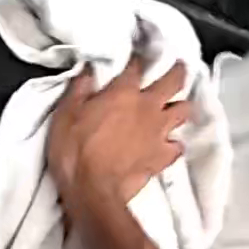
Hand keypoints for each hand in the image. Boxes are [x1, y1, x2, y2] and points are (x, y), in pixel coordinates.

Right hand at [48, 56, 191, 219]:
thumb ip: (79, 90)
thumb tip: (89, 71)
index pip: (136, 66)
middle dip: (177, 72)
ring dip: (179, 107)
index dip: (138, 59)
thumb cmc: (74, 152)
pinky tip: (165, 146)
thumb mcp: (64, 116)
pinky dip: (173, 144)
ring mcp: (159, 132)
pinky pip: (177, 146)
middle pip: (174, 80)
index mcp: (123, 92)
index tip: (137, 58)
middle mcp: (147, 107)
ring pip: (184, 110)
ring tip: (171, 110)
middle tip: (174, 70)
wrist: (92, 190)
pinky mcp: (162, 157)